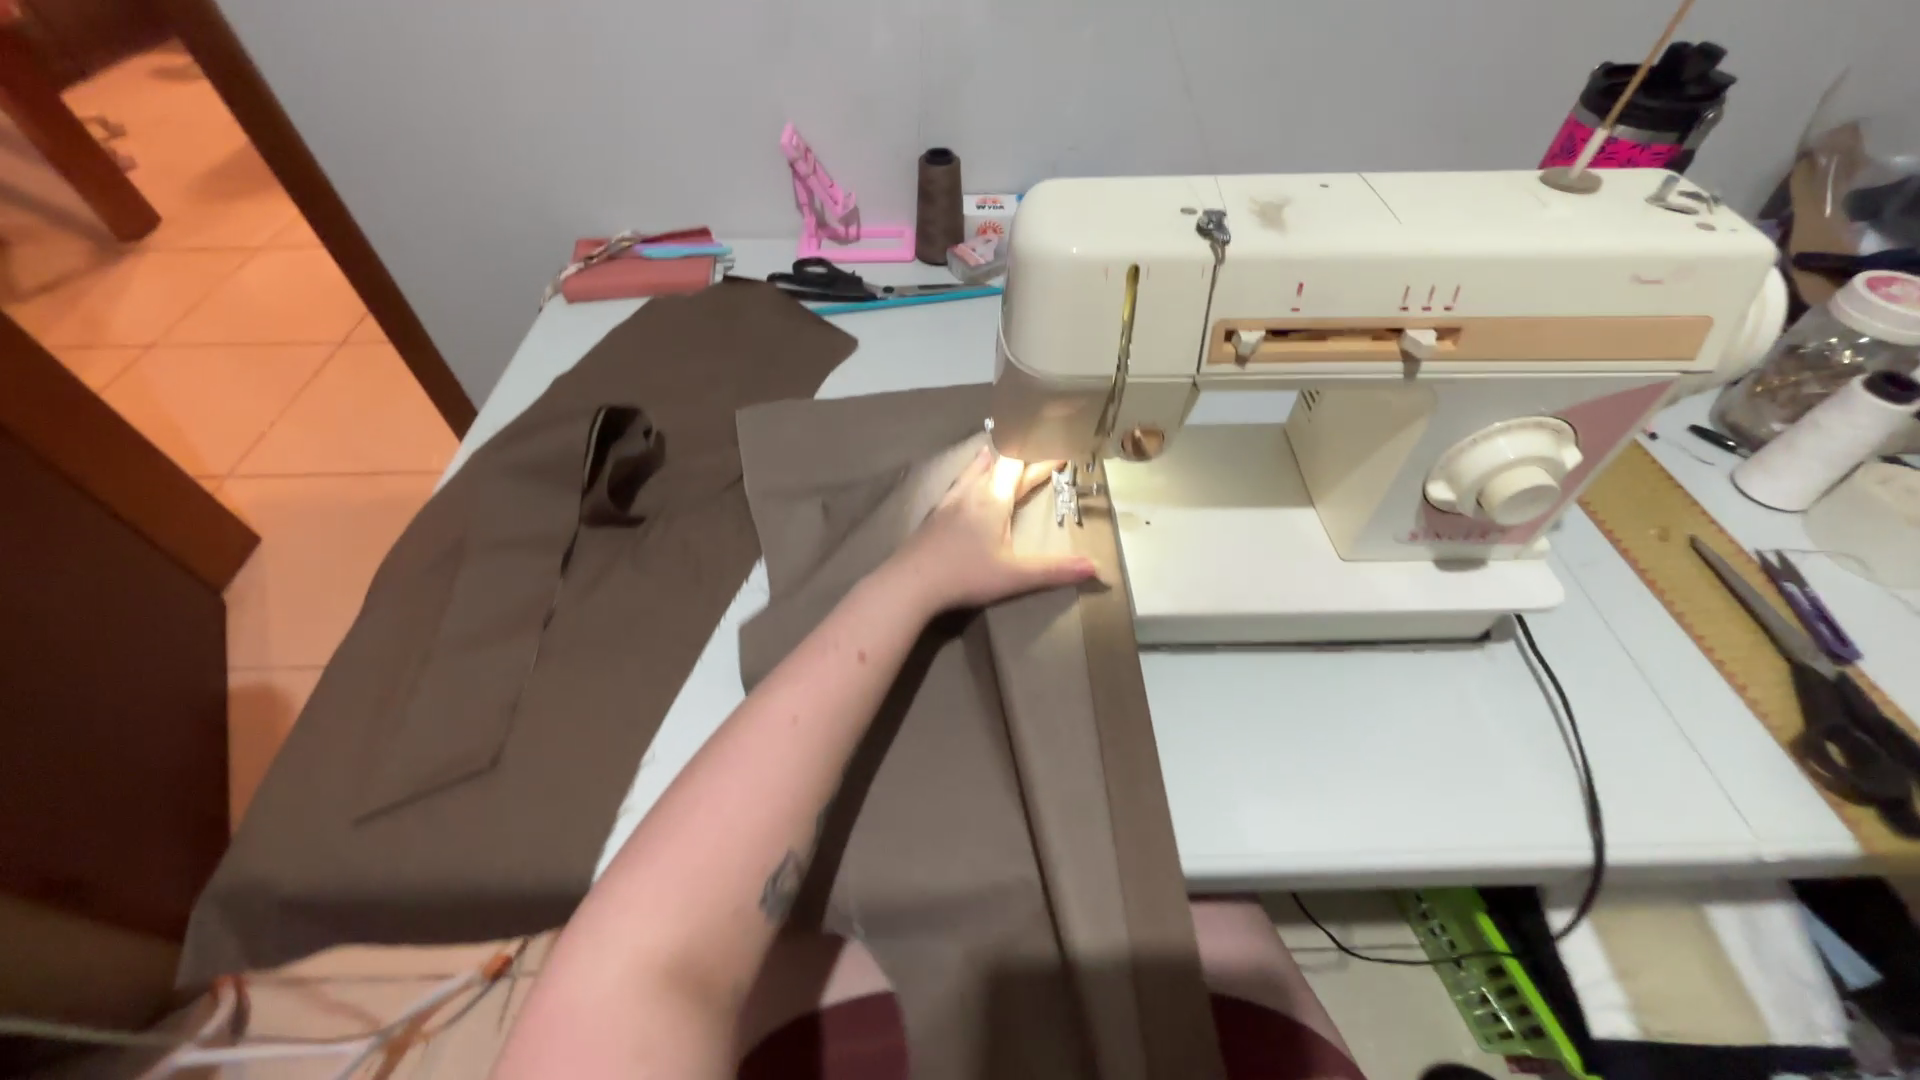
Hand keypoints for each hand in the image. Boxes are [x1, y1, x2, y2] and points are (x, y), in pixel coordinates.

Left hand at [889, 447, 1097, 611]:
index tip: (1061, 447)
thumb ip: (1055, 570)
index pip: (1020, 464)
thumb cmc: (965, 575)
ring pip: (975, 469)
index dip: (1041, 455)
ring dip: (992, 459)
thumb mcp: (1015, 576)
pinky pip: (960, 483)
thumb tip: (1095, 567)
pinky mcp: (936, 514)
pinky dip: (972, 474)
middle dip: (1022, 456)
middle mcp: (972, 491)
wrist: (910, 583)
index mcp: (994, 498)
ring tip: (998, 450)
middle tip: (1039, 450)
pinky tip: (966, 485)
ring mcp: (950, 500)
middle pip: (999, 463)